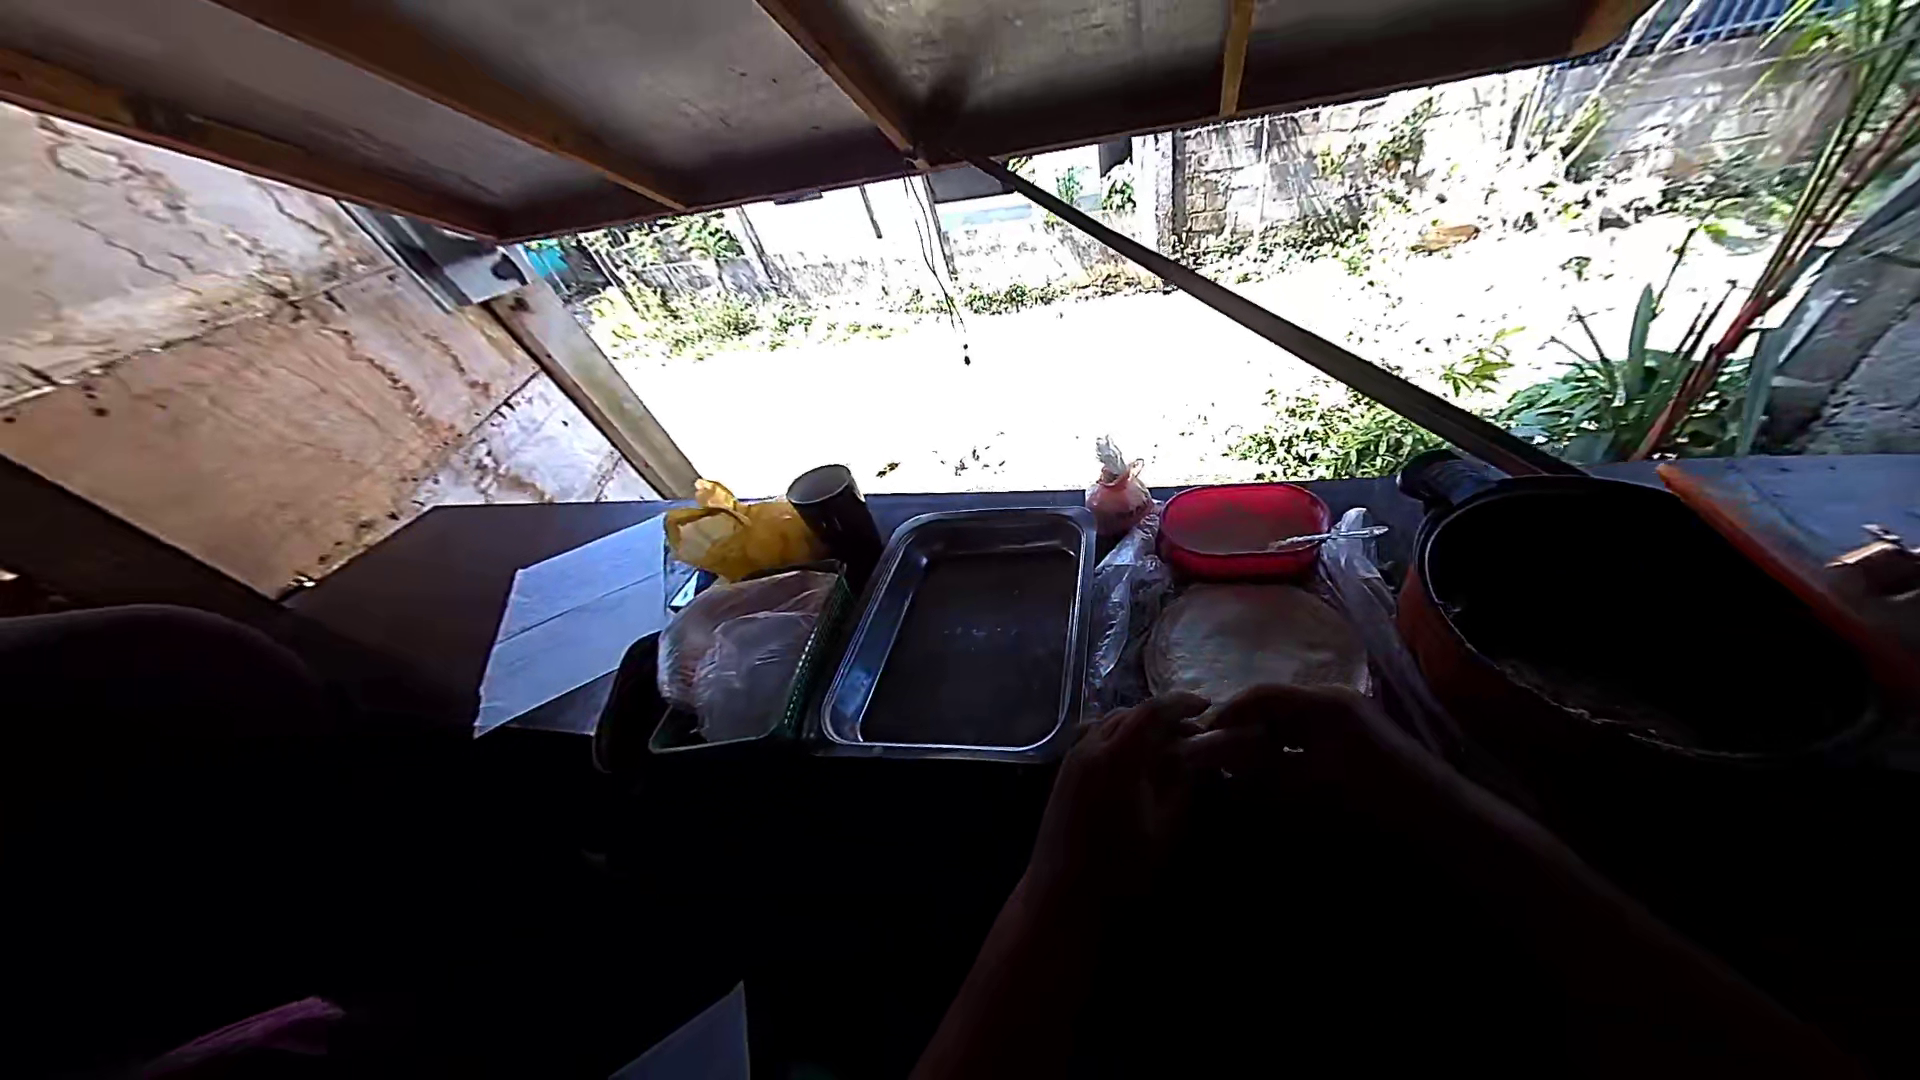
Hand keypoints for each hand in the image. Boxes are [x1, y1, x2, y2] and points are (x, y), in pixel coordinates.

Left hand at [1024, 693, 1209, 905]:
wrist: (1062, 891)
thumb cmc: (1121, 869)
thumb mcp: (1165, 827)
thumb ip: (1180, 783)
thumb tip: (1193, 753)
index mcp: (1117, 756)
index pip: (1151, 711)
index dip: (1180, 704)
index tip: (1206, 706)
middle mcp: (1091, 746)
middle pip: (1130, 713)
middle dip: (1163, 716)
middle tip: (1192, 731)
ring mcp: (1073, 756)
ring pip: (1110, 722)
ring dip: (1139, 724)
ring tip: (1167, 742)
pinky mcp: (1065, 770)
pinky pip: (1095, 736)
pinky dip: (1119, 734)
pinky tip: (1134, 755)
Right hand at [1181, 684, 1442, 818]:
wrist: (1444, 824)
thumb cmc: (1371, 803)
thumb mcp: (1307, 788)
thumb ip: (1260, 769)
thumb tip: (1219, 758)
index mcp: (1322, 703)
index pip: (1260, 695)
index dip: (1228, 713)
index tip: (1205, 735)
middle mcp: (1334, 699)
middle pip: (1275, 703)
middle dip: (1244, 725)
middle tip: (1221, 750)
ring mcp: (1350, 714)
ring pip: (1291, 717)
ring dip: (1266, 736)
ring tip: (1245, 761)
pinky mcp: (1359, 733)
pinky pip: (1310, 730)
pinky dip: (1288, 744)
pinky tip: (1279, 767)